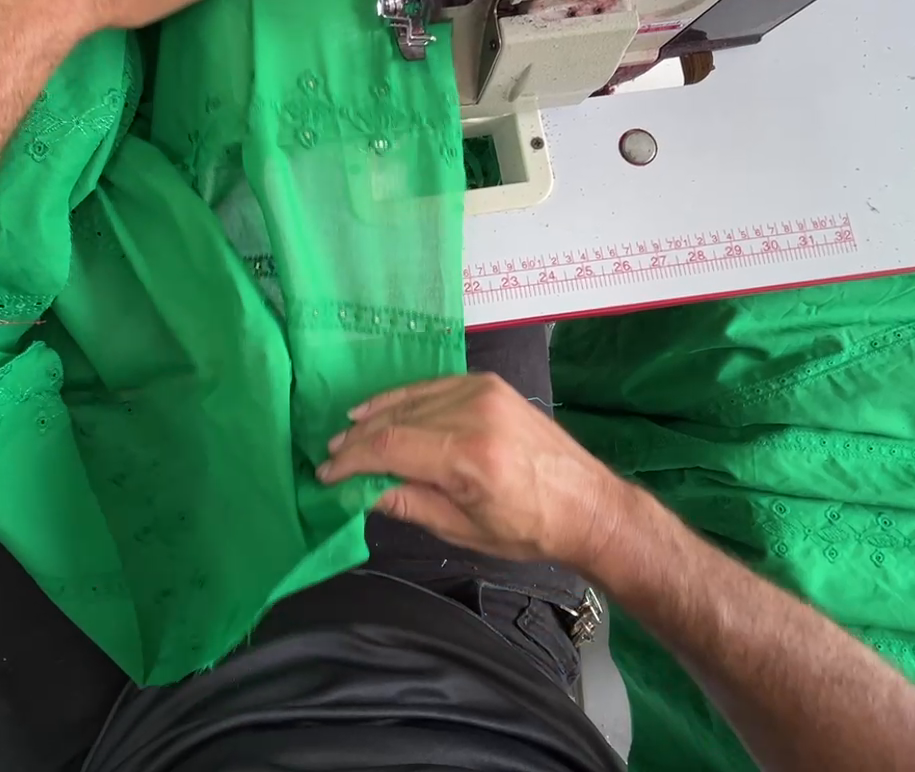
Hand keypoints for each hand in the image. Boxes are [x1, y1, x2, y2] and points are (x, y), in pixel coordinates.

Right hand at [318, 373, 630, 566]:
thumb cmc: (528, 530)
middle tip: (330, 456)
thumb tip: (361, 490)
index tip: (326, 474)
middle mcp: (474, 413)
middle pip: (396, 420)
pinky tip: (377, 408)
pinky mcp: (488, 383)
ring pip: (410, 400)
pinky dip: (401, 398)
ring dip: (373, 416)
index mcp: (470, 457)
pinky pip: (431, 387)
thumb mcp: (464, 531)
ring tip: (345, 433)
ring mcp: (482, 392)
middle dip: (357, 439)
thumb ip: (408, 503)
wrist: (588, 504)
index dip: (352, 460)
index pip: (391, 447)